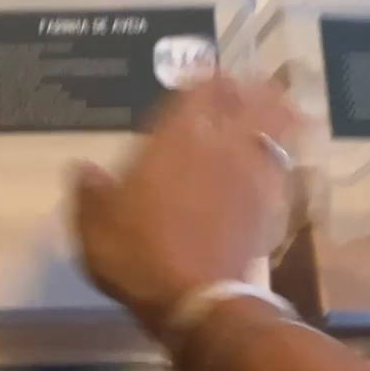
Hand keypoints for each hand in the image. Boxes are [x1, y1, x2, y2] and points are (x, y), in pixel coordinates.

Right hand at [70, 77, 298, 333]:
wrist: (192, 298)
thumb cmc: (135, 255)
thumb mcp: (93, 226)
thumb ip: (90, 191)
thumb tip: (83, 167)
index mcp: (173, 141)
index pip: (198, 91)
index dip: (203, 77)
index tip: (203, 72)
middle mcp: (218, 146)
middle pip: (248, 100)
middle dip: (251, 88)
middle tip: (253, 83)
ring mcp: (249, 174)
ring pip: (274, 129)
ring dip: (280, 113)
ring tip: (285, 109)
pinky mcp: (269, 205)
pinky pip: (282, 169)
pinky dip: (284, 159)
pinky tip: (282, 161)